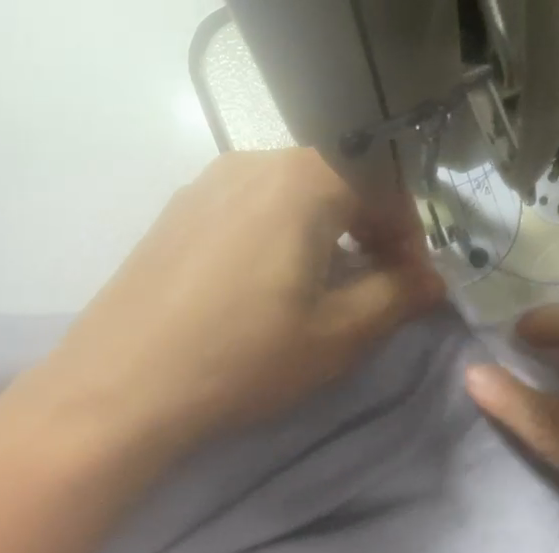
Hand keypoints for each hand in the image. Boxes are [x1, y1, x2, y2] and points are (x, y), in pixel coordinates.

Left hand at [35, 149, 446, 469]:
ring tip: (326, 296)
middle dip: (370, 234)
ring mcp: (206, 186)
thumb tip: (433, 279)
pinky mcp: (176, 217)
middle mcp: (253, 162)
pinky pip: (250, 214)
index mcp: (303, 179)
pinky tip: (270, 294)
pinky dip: (281, 242)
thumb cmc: (247, 358)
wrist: (125, 385)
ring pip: (291, 199)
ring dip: (326, 239)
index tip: (416, 287)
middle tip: (379, 291)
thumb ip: (398, 296)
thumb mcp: (341, 335)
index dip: (411, 237)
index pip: (383, 186)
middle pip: (336, 184)